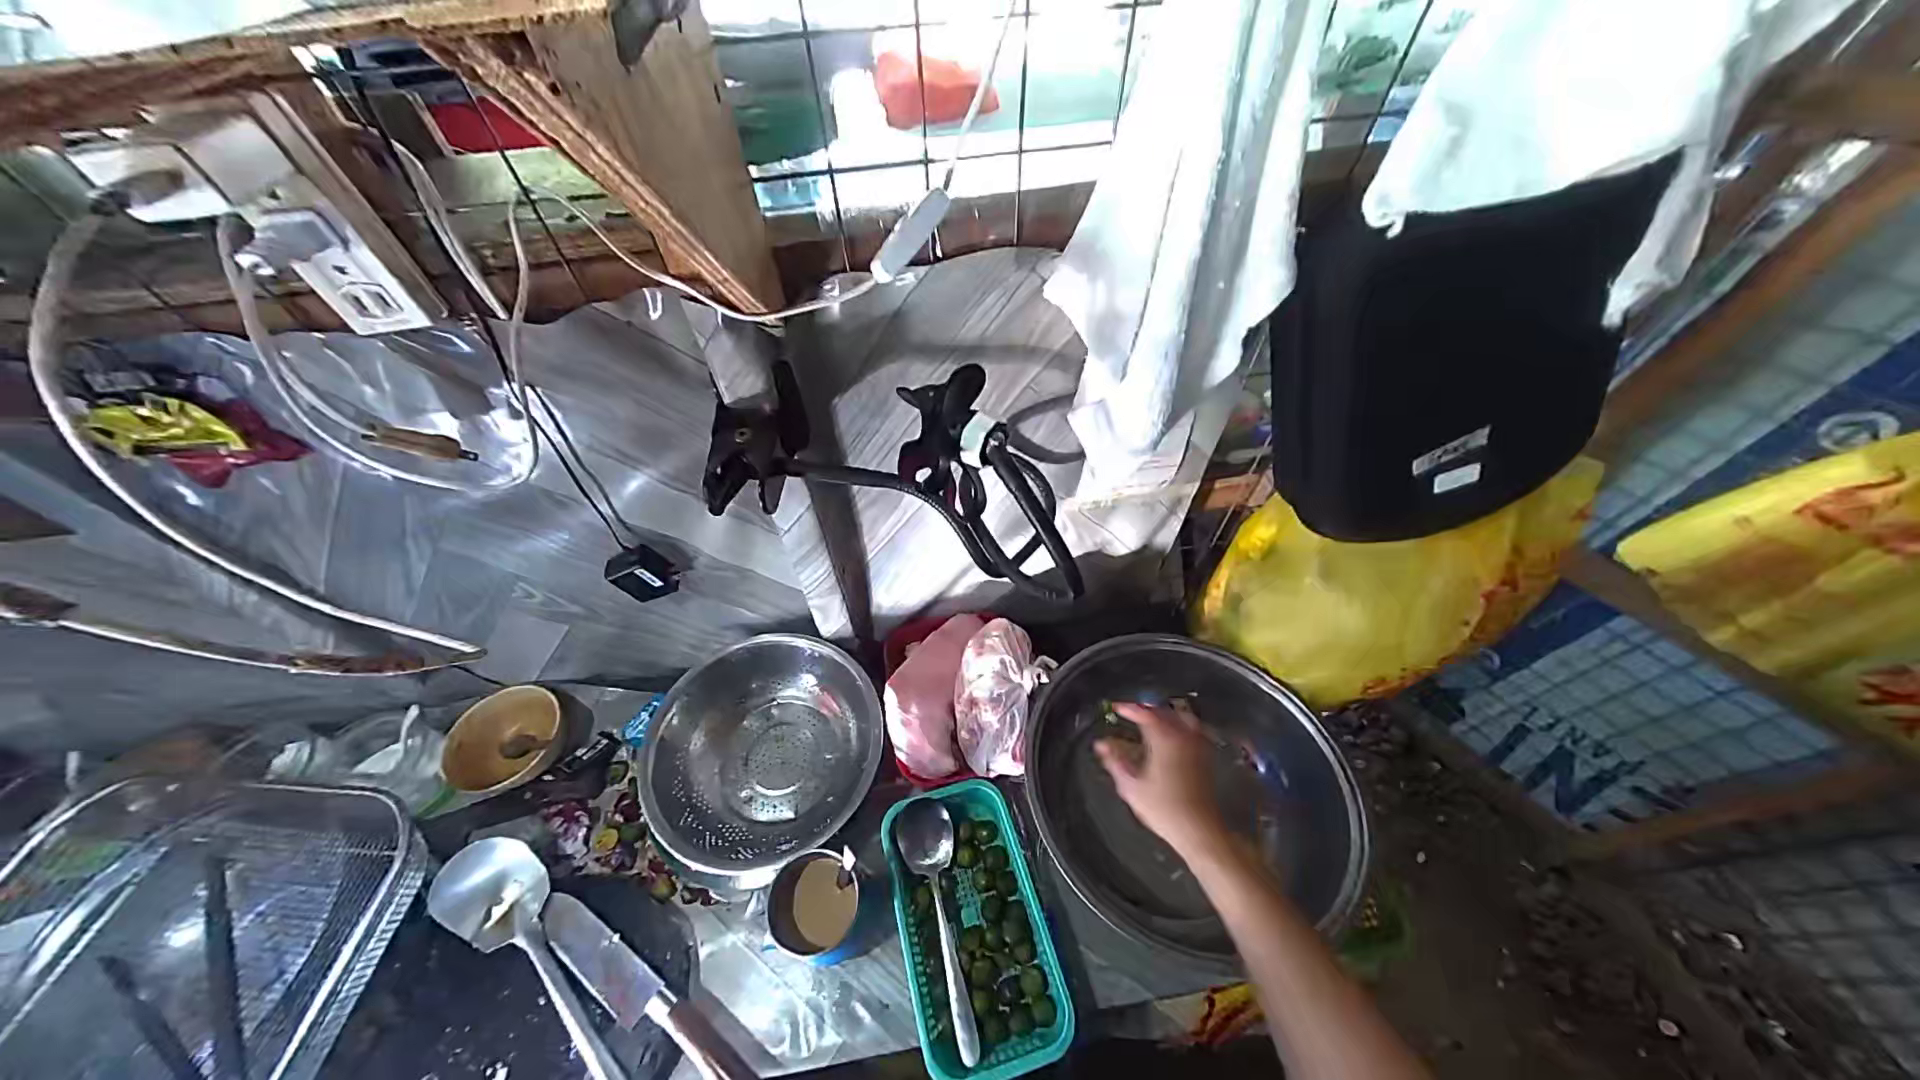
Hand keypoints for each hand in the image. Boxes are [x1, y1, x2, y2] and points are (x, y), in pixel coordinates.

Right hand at [1094, 702, 1229, 860]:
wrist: (1198, 830)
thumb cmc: (1163, 809)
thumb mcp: (1131, 786)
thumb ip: (1115, 761)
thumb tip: (1101, 745)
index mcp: (1164, 739)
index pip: (1145, 713)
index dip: (1129, 708)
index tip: (1117, 707)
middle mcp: (1183, 737)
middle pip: (1165, 712)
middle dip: (1147, 709)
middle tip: (1132, 712)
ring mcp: (1198, 746)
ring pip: (1183, 718)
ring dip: (1166, 714)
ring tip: (1153, 719)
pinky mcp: (1206, 757)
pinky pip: (1194, 730)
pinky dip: (1182, 725)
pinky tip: (1175, 734)